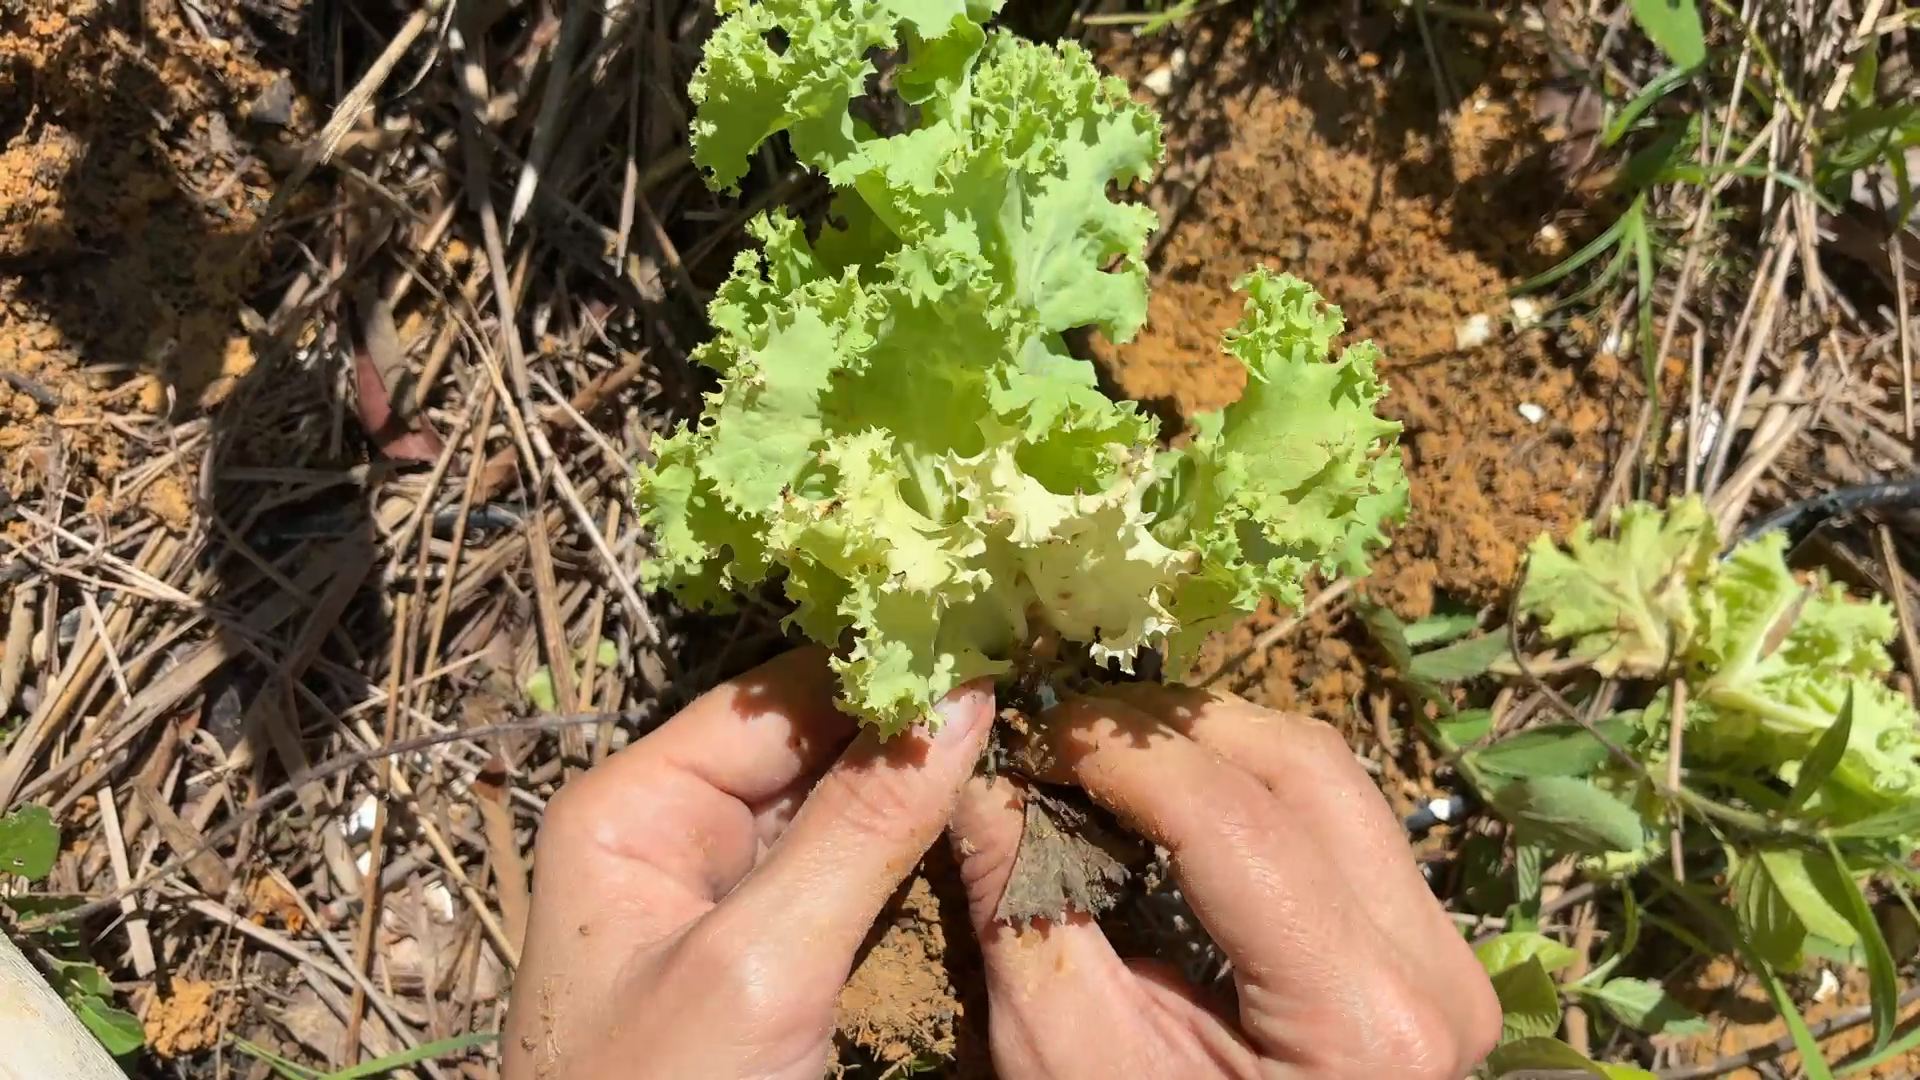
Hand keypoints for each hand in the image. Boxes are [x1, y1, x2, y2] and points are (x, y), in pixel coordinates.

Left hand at [501, 647, 994, 1079]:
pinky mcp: (788, 936)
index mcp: (644, 801)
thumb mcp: (760, 964)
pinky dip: (924, 849)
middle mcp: (691, 824)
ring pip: (852, 801)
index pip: (781, 700)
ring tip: (1021, 753)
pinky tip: (985, 826)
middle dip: (912, 734)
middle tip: (1021, 710)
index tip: (984, 658)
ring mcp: (742, 882)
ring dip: (929, 790)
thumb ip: (864, 822)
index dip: (880, 676)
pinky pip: (865, 863)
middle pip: (819, 744)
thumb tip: (967, 694)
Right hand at [949, 684, 1501, 1078]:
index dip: (1122, 755)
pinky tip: (1171, 783)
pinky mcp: (1414, 936)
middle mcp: (1430, 968)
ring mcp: (1440, 947)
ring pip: (1321, 768)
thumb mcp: (1065, 1062)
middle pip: (1297, 762)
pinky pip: (1330, 804)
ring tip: (1115, 749)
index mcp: (1362, 1021)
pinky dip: (1239, 769)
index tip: (1042, 736)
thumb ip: (1021, 911)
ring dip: (1205, 735)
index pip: (1230, 817)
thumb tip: (979, 783)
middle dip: (1169, 723)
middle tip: (1075, 730)